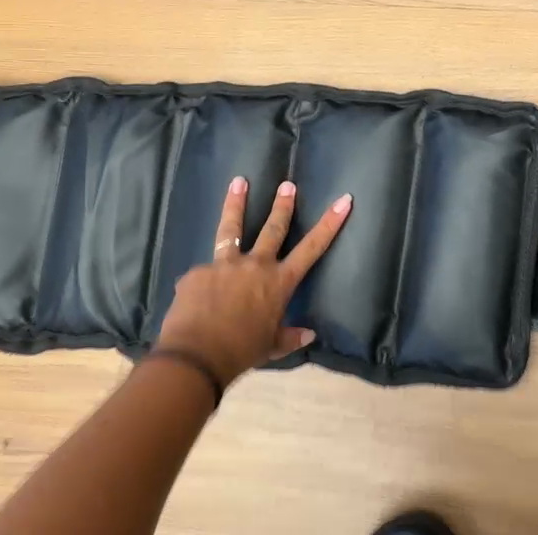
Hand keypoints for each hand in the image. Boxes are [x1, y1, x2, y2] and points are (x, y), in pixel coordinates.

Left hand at [153, 177, 352, 385]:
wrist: (195, 357)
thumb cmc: (240, 353)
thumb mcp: (271, 347)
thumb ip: (289, 337)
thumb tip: (310, 335)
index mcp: (279, 282)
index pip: (312, 248)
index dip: (330, 223)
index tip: (343, 200)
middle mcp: (256, 265)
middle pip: (273, 228)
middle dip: (282, 205)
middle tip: (287, 185)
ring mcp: (225, 265)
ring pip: (232, 229)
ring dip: (236, 203)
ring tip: (239, 181)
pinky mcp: (197, 272)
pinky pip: (201, 275)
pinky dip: (201, 282)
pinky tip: (193, 296)